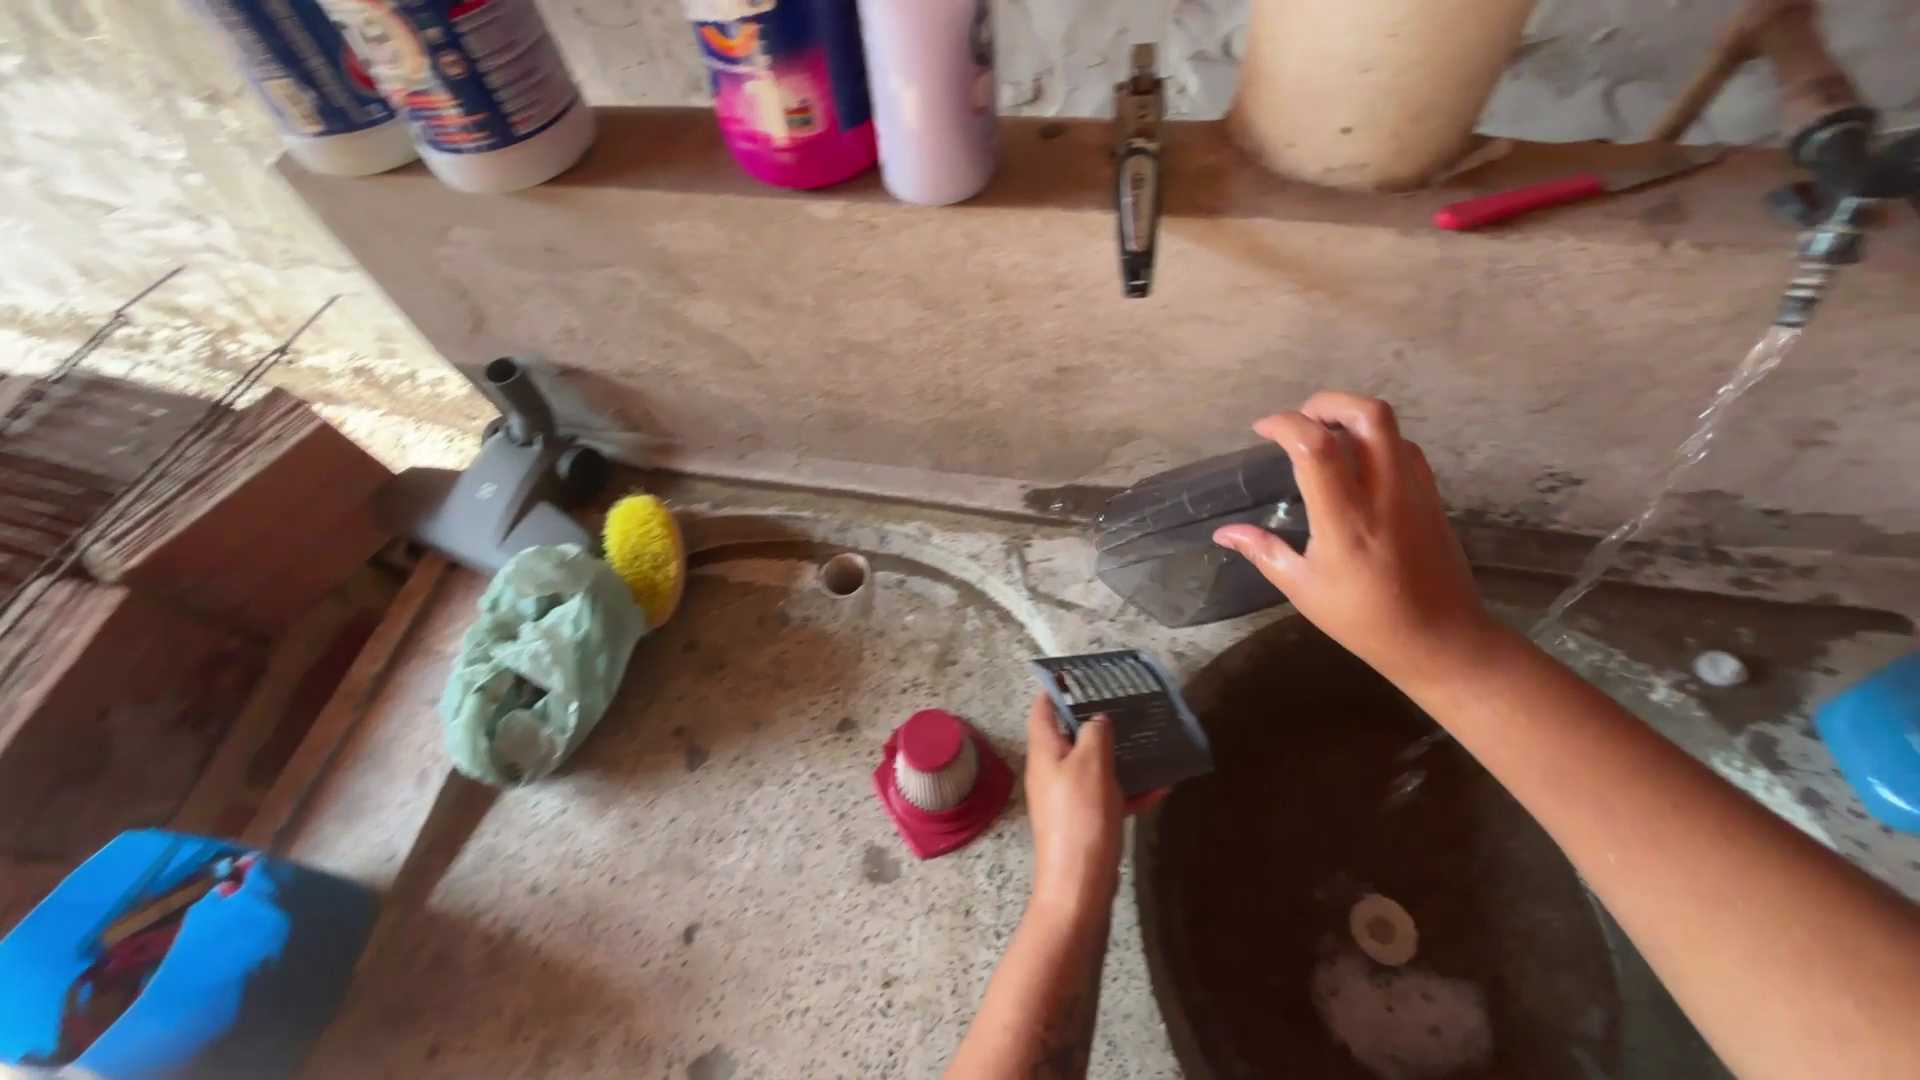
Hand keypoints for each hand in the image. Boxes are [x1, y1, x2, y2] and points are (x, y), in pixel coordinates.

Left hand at [1023, 693, 1162, 915]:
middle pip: (1069, 735)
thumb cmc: (1082, 817)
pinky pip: (1107, 795)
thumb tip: (1096, 718)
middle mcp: (1050, 771)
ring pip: (1092, 765)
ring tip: (1146, 740)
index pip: (1043, 708)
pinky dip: (1129, 789)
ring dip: (1117, 754)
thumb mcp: (1091, 764)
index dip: (1059, 690)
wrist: (1080, 884)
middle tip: (1125, 706)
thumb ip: (1094, 733)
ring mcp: (1066, 797)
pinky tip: (1160, 786)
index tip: (1085, 678)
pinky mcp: (1083, 821)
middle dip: (1095, 721)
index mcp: (1044, 751)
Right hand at [1211, 391, 1502, 687]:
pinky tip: (1357, 463)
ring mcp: (1414, 491)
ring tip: (1324, 436)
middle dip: (1328, 403)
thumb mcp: (1303, 589)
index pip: (1316, 446)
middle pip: (1367, 415)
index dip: (1286, 424)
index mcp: (1345, 519)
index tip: (1263, 431)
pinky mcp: (1432, 497)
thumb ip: (1263, 551)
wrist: (1441, 639)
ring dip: (1353, 418)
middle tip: (1300, 419)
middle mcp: (1383, 494)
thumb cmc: (1364, 619)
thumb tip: (1224, 533)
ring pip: (1391, 426)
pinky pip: (1405, 448)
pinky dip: (1376, 440)